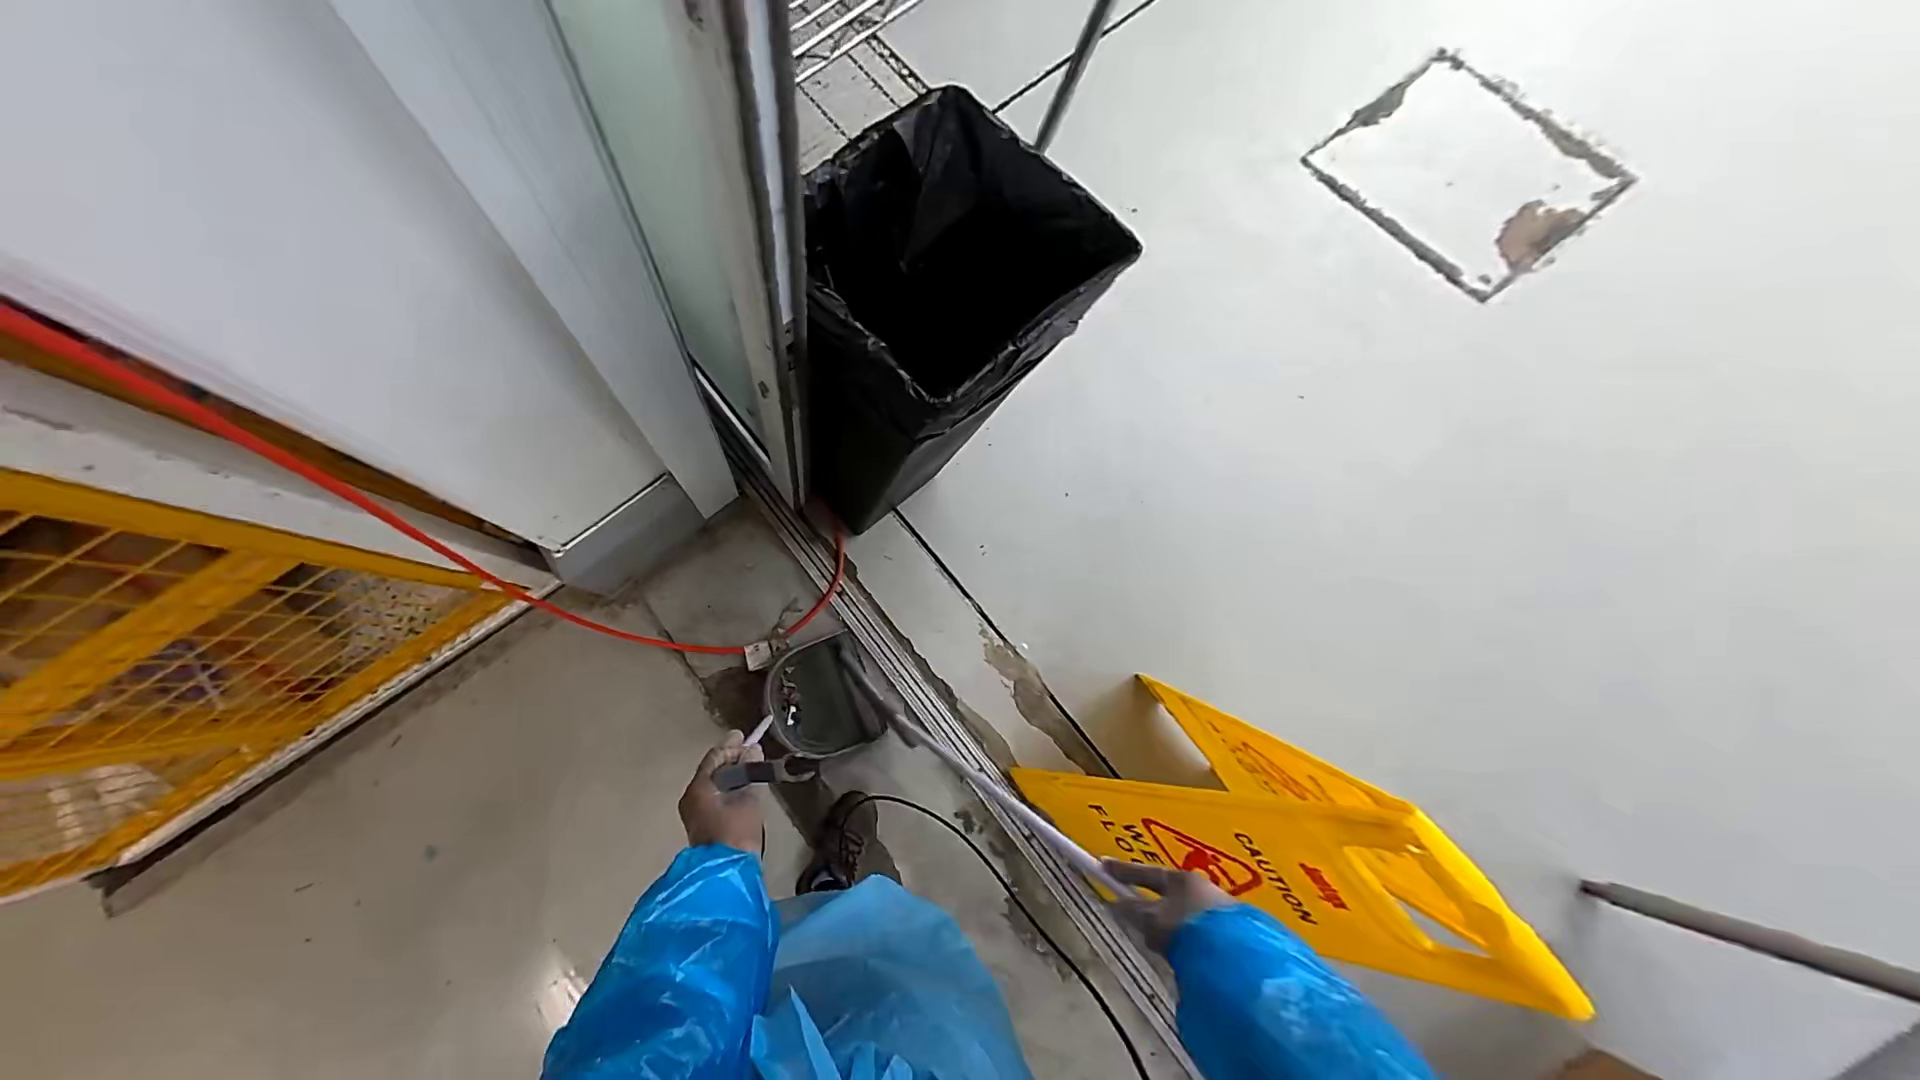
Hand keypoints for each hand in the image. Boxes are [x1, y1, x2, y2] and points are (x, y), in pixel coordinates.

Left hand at [679, 730, 764, 853]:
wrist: (727, 872)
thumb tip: (752, 750)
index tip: (743, 736)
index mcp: (698, 788)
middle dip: (731, 759)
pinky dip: (728, 788)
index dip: (730, 746)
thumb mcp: (748, 794)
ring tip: (750, 766)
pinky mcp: (703, 827)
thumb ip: (749, 770)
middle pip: (711, 771)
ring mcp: (695, 815)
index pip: (713, 758)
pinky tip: (743, 787)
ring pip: (713, 785)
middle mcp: (691, 798)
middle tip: (749, 750)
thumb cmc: (736, 829)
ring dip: (731, 774)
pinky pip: (715, 798)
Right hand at [1103, 857, 1235, 951]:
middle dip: (1150, 904)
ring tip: (1163, 947)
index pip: (1145, 872)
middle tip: (1135, 917)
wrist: (1238, 958)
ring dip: (1172, 926)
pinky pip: (1200, 932)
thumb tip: (1115, 904)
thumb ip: (1134, 911)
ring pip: (1184, 914)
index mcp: (1181, 879)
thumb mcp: (1155, 922)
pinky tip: (1186, 955)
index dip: (1123, 871)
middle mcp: (1202, 887)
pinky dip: (1190, 941)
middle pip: (1167, 894)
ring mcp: (1220, 909)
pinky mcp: (1235, 933)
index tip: (1103, 865)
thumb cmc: (1190, 929)